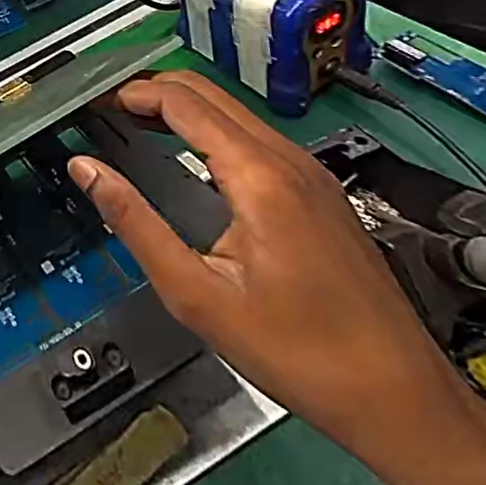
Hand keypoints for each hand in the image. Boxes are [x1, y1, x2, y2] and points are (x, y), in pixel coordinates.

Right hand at [68, 72, 485, 484]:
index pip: (183, 101)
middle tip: (109, 110)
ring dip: (179, 106)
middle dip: (151, 89)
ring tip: (135, 125)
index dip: (133, 93)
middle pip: (207, 91)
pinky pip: (251, 133)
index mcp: (260, 177)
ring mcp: (309, 170)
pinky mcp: (317, 187)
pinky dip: (207, 127)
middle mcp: (289, 159)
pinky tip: (185, 152)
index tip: (97, 102)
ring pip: (231, 108)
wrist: (398, 394)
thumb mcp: (196, 294)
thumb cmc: (298, 351)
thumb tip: (88, 171)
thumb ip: (134, 223)